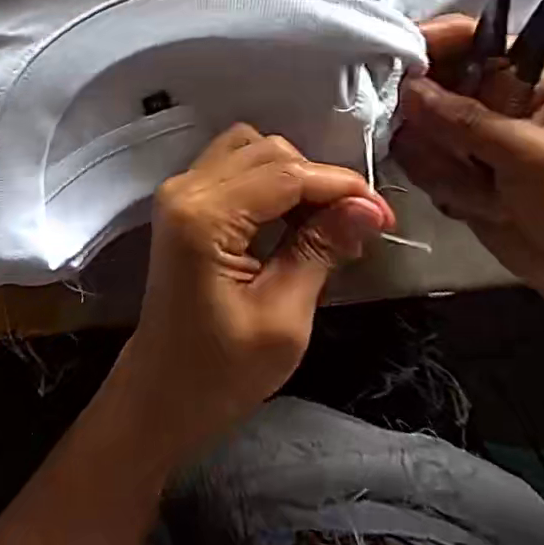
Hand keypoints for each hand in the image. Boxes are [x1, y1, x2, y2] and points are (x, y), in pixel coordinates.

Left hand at [117, 123, 394, 458]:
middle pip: (267, 151)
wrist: (160, 395)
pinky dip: (270, 181)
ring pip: (251, 149)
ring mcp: (179, 191)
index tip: (383, 214)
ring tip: (324, 219)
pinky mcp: (183, 202)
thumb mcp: (283, 319)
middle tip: (355, 222)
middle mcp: (186, 188)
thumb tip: (367, 208)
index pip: (285, 174)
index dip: (340, 186)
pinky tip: (292, 217)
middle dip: (318, 179)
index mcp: (205, 217)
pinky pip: (235, 166)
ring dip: (294, 175)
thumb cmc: (220, 372)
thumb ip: (320, 251)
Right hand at [390, 14, 543, 313]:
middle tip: (458, 157)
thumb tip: (406, 89)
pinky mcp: (459, 170)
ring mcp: (475, 136)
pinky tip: (482, 207)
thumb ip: (468, 122)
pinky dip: (443, 186)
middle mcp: (498, 97)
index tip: (391, 63)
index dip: (429, 44)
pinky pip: (422, 163)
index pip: (470, 38)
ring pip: (420, 128)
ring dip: (444, 164)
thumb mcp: (538, 158)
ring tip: (487, 195)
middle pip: (431, 82)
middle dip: (432, 122)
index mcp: (533, 73)